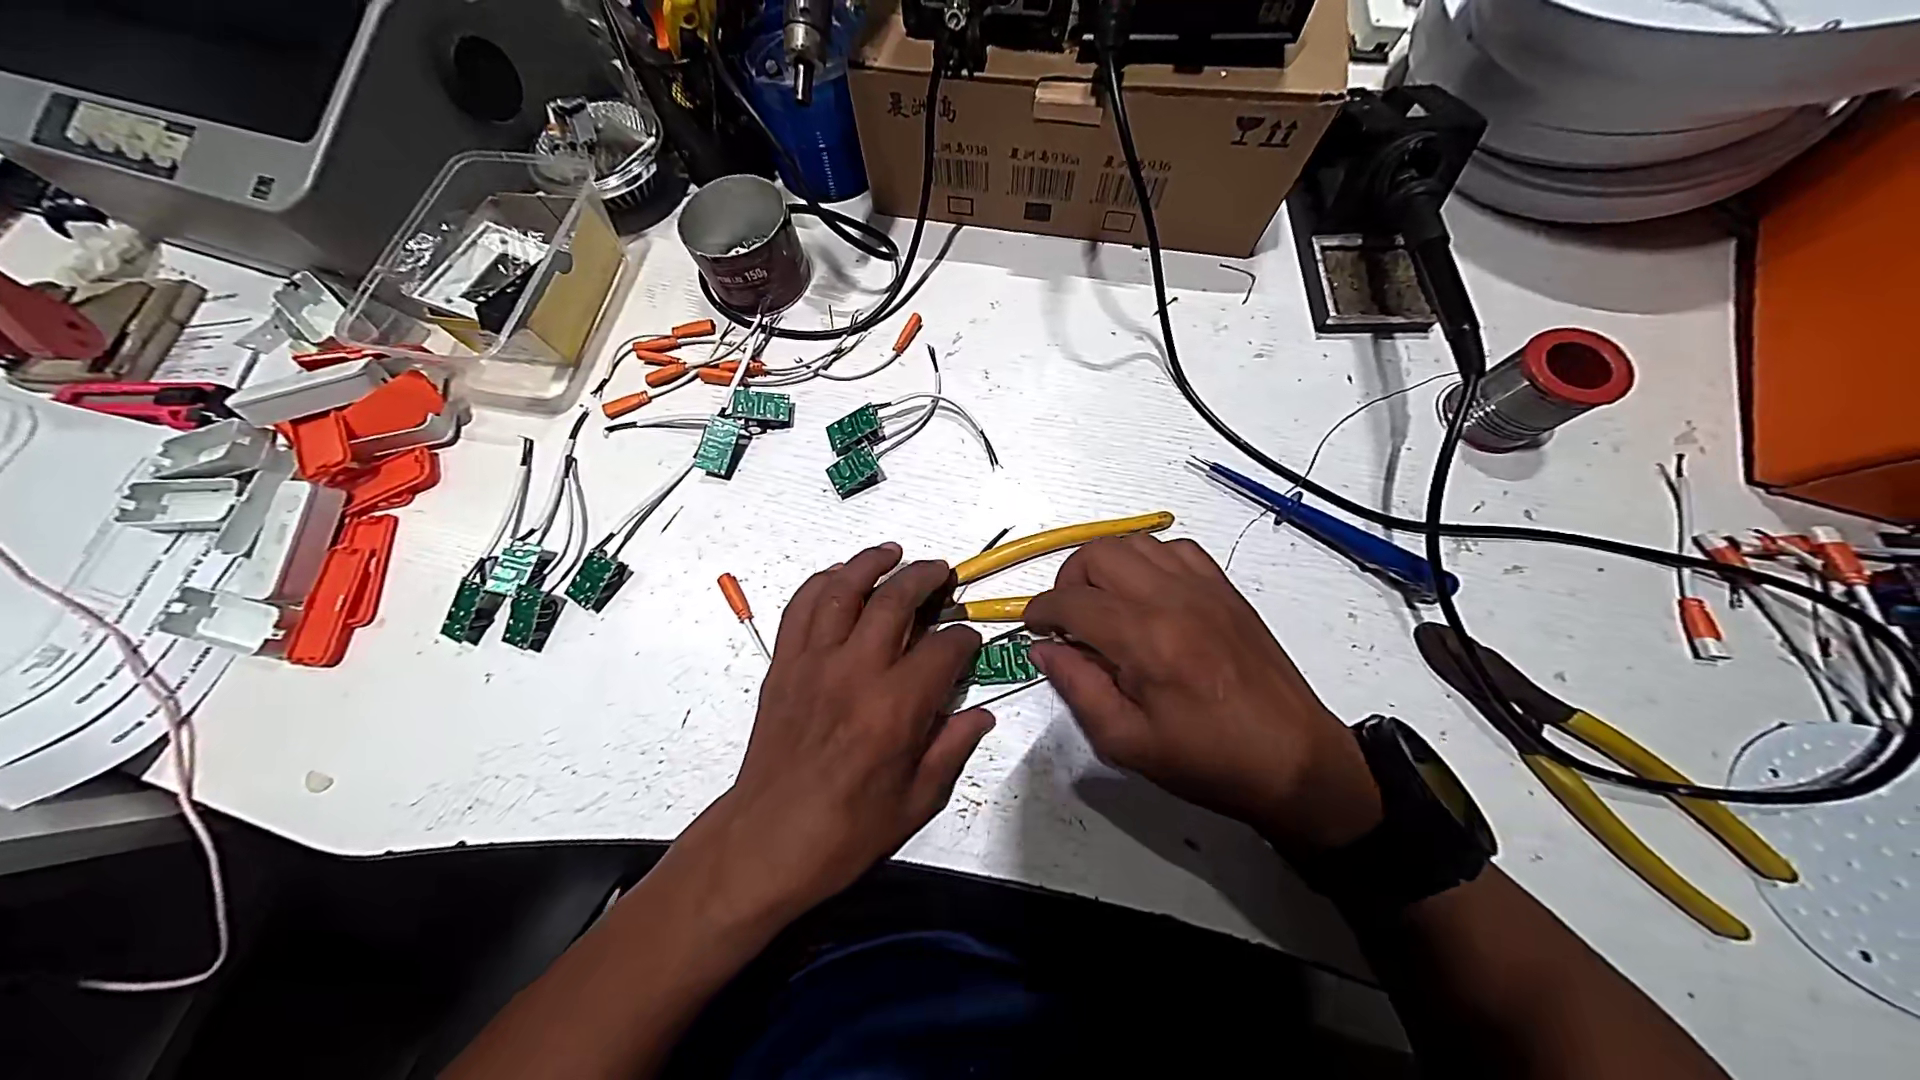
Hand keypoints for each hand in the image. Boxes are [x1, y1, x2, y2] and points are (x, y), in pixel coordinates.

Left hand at [700, 544, 992, 917]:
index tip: (968, 640)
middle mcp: (854, 674)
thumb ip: (952, 749)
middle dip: (926, 578)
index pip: (942, 647)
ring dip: (871, 563)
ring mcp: (812, 664)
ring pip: (843, 590)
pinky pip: (799, 609)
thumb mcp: (916, 801)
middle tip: (942, 574)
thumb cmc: (842, 832)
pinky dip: (820, 583)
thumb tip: (979, 716)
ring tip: (893, 553)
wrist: (765, 843)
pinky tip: (838, 576)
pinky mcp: (783, 667)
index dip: (963, 637)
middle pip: (895, 600)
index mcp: (894, 709)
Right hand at [1024, 534, 1381, 852]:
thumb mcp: (1126, 741)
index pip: (1071, 600)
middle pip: (1097, 554)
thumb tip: (1046, 651)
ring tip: (1103, 604)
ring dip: (1105, 567)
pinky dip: (1148, 561)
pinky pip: (1175, 549)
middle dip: (1068, 580)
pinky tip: (1146, 594)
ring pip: (1134, 544)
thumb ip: (1077, 687)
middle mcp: (1172, 601)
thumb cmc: (1211, 759)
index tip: (1036, 627)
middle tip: (1067, 617)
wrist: (1292, 759)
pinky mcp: (1224, 590)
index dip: (1041, 611)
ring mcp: (1202, 589)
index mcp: (1145, 640)